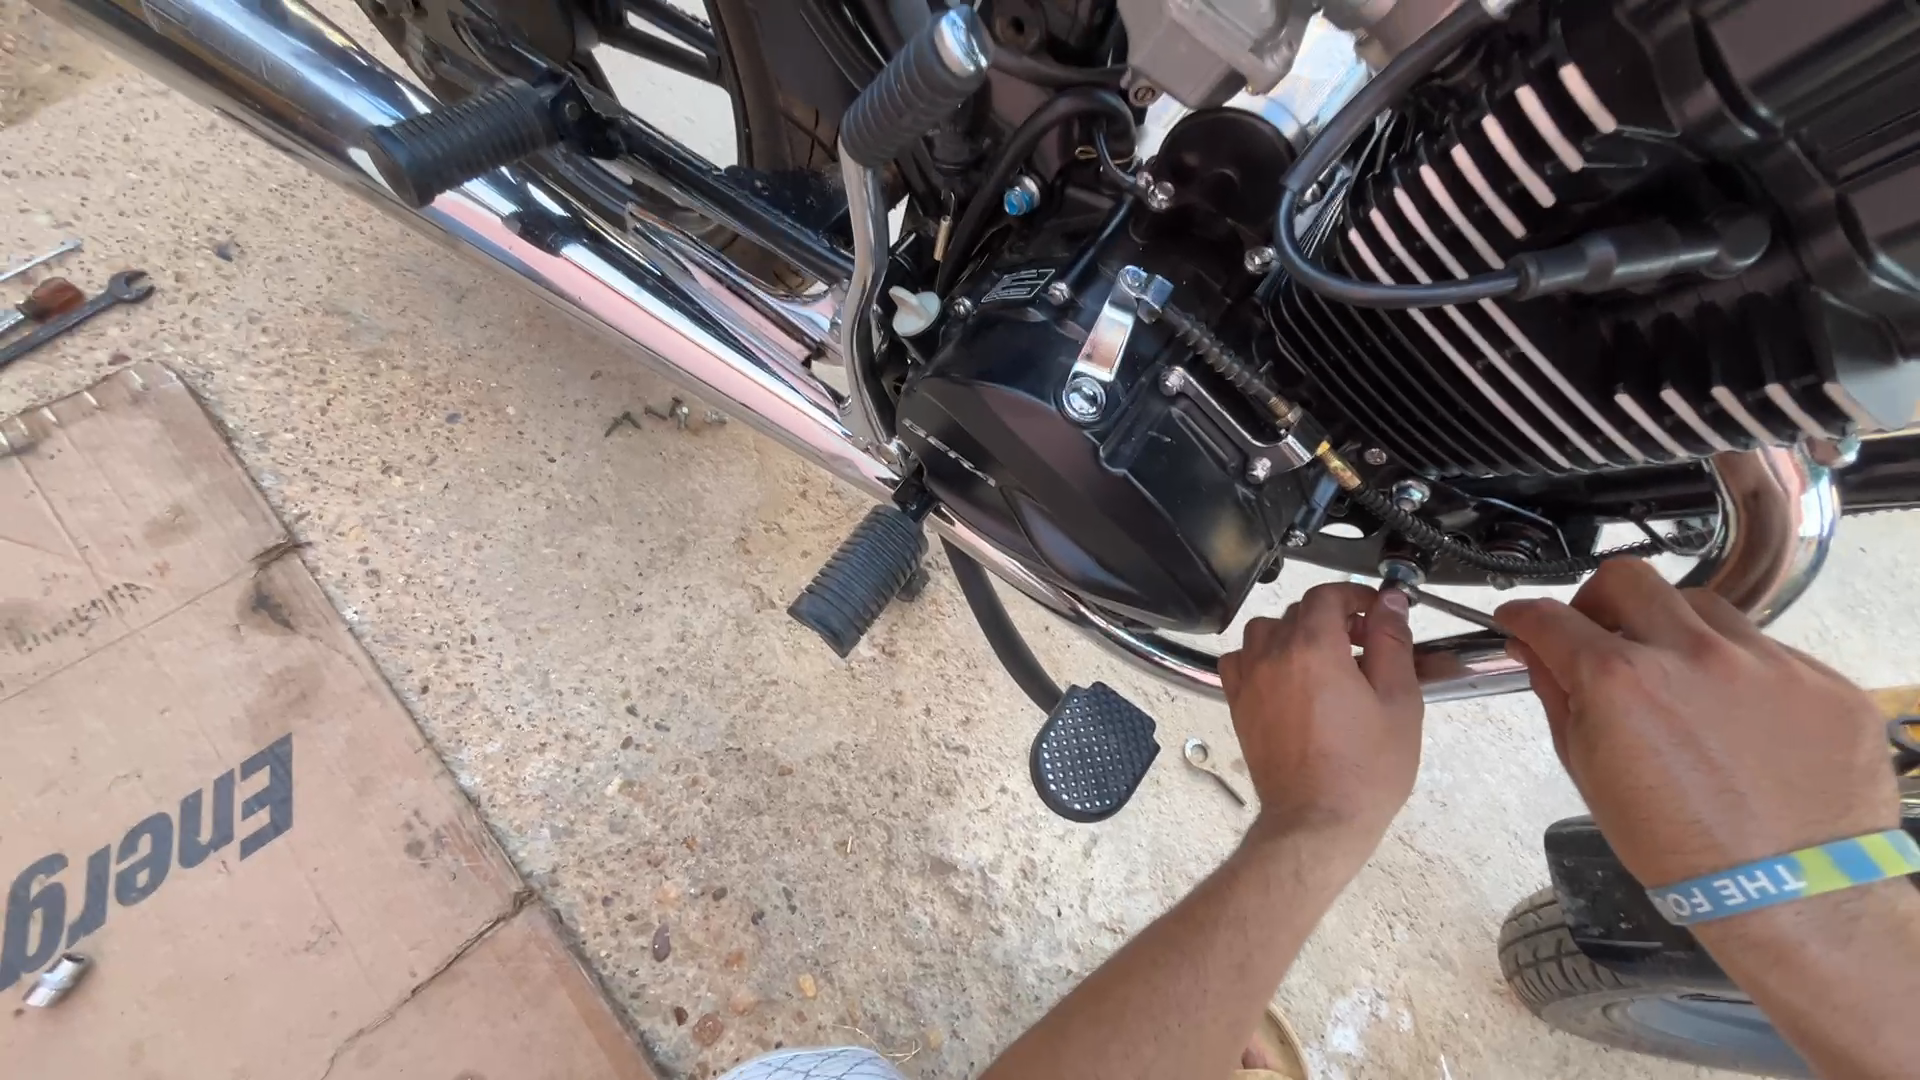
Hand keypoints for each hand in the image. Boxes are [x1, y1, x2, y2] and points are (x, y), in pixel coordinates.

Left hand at [1219, 582, 1422, 857]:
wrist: (1318, 817)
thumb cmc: (1364, 769)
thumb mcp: (1398, 700)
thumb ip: (1391, 642)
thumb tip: (1390, 603)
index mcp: (1312, 648)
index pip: (1326, 595)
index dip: (1355, 595)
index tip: (1377, 611)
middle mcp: (1272, 655)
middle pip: (1298, 612)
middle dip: (1334, 617)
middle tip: (1365, 642)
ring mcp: (1249, 677)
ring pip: (1265, 630)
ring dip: (1294, 633)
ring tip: (1326, 659)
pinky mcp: (1237, 701)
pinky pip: (1239, 659)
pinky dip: (1260, 656)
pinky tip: (1287, 676)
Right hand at [1497, 559, 1896, 888]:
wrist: (1788, 893)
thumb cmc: (1668, 838)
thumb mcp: (1583, 762)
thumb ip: (1556, 691)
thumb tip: (1535, 649)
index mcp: (1618, 679)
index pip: (1548, 616)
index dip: (1521, 615)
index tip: (1519, 621)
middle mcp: (1691, 656)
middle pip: (1626, 578)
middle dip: (1595, 600)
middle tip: (1596, 633)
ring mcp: (1767, 665)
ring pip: (1700, 605)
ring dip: (1670, 628)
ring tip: (1674, 673)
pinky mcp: (1825, 684)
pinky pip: (1764, 648)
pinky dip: (1733, 667)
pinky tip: (1732, 713)